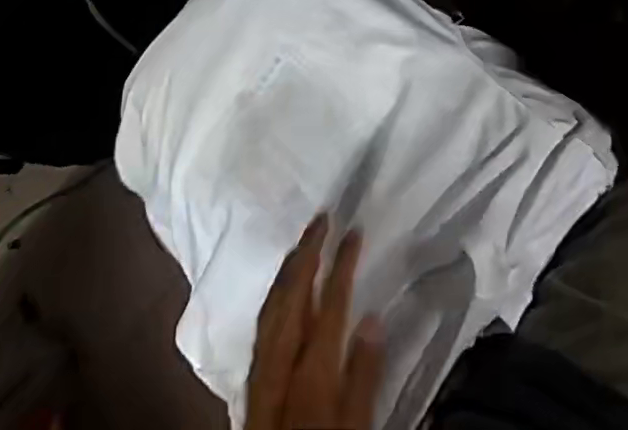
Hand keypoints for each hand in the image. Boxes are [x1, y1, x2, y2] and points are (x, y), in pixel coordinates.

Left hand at [245, 215, 385, 429]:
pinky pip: (262, 326)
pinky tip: (282, 291)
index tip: (354, 229)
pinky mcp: (253, 386)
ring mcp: (260, 375)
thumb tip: (374, 317)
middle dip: (306, 253)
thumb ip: (363, 376)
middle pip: (291, 297)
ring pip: (270, 309)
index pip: (328, 304)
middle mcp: (279, 365)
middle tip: (321, 217)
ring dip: (287, 270)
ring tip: (303, 242)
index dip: (341, 263)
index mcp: (311, 372)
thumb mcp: (356, 428)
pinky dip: (274, 296)